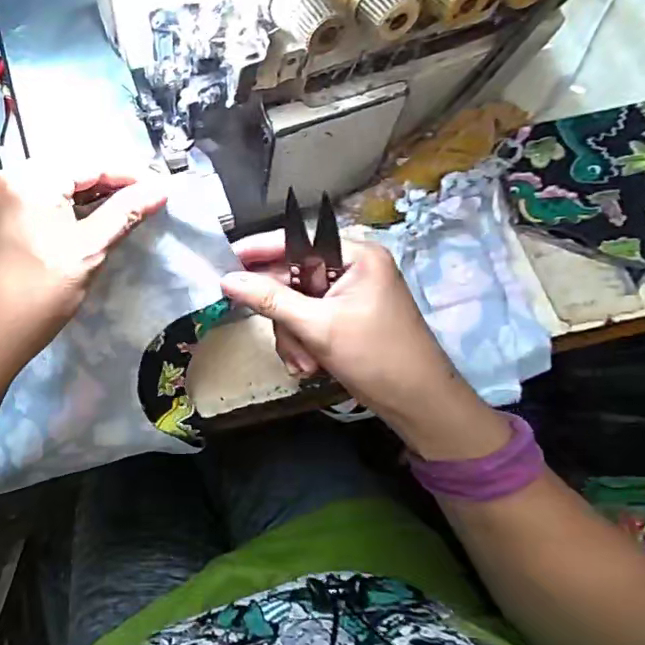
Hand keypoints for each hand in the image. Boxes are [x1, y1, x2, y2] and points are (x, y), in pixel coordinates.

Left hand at [0, 163, 169, 379]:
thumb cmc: (40, 292)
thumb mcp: (88, 250)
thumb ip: (125, 213)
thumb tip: (161, 188)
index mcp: (31, 177)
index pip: (91, 163)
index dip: (130, 175)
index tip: (163, 188)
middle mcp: (11, 177)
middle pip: (73, 169)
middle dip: (112, 183)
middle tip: (150, 199)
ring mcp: (2, 197)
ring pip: (59, 185)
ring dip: (93, 196)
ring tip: (129, 209)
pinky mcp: (1, 218)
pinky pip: (43, 200)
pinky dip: (70, 207)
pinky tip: (94, 218)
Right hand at [220, 234, 508, 459]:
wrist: (417, 403)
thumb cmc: (375, 356)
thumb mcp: (317, 326)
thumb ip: (269, 300)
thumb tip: (227, 280)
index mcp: (355, 256)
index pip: (297, 242)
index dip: (260, 251)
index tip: (226, 259)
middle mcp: (351, 269)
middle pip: (291, 278)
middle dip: (284, 316)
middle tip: (289, 342)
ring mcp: (347, 296)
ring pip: (293, 305)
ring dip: (292, 337)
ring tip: (306, 363)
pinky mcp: (342, 319)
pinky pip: (305, 322)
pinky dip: (302, 344)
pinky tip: (311, 366)